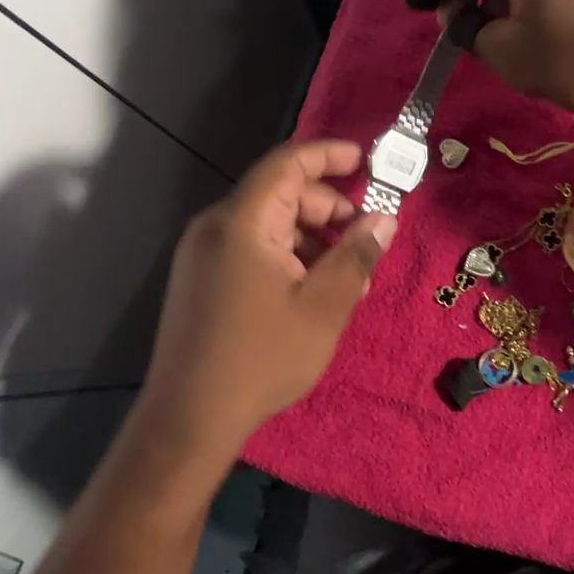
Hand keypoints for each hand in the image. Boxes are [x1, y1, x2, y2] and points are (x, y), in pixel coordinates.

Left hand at [135, 140, 395, 462]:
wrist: (188, 419)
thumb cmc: (261, 357)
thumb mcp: (323, 307)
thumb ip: (357, 256)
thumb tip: (385, 219)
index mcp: (243, 222)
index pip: (288, 164)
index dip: (329, 155)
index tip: (367, 160)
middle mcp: (216, 227)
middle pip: (281, 194)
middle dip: (330, 210)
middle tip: (367, 241)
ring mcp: (203, 254)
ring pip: (270, 225)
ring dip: (313, 240)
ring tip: (349, 280)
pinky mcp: (202, 279)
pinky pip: (253, 249)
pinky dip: (288, 257)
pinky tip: (314, 293)